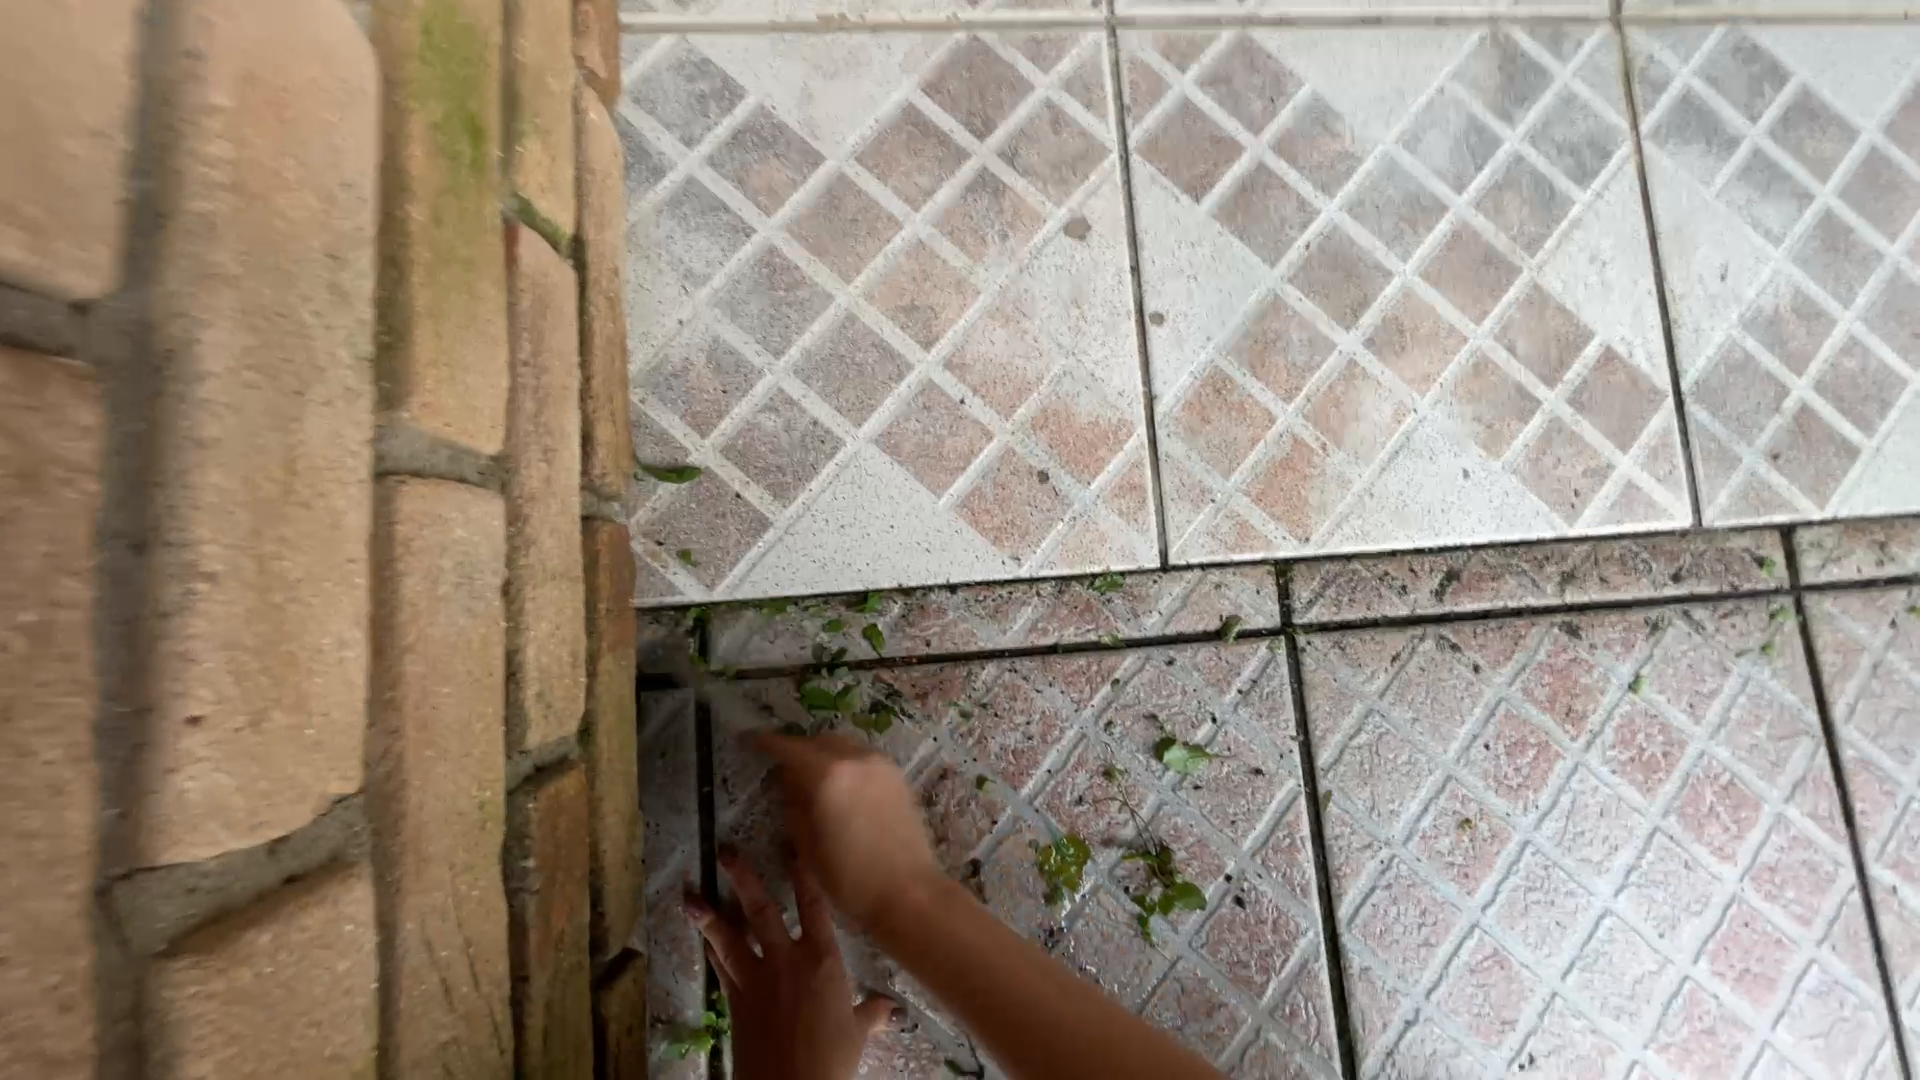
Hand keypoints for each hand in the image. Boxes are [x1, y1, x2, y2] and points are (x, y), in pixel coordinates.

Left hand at [687, 850, 896, 1079]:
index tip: (792, 847)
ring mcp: (756, 980)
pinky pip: (723, 967)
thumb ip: (870, 1013)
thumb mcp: (856, 1034)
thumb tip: (891, 1009)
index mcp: (822, 958)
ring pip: (731, 938)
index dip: (803, 874)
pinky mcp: (736, 1003)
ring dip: (710, 917)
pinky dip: (713, 950)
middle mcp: (786, 960)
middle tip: (727, 854)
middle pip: (762, 911)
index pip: (813, 905)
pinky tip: (704, 938)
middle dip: (744, 880)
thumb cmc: (831, 1060)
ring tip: (690, 897)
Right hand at [753, 733, 943, 927]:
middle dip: (796, 749)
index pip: (788, 747)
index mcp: (827, 774)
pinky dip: (845, 763)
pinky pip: (862, 757)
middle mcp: (855, 758)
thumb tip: (785, 782)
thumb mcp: (806, 845)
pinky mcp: (897, 775)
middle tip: (781, 769)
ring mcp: (880, 764)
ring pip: (843, 745)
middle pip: (817, 741)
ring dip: (822, 754)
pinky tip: (839, 787)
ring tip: (810, 779)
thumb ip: (792, 805)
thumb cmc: (849, 878)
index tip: (747, 739)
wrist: (908, 891)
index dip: (764, 742)